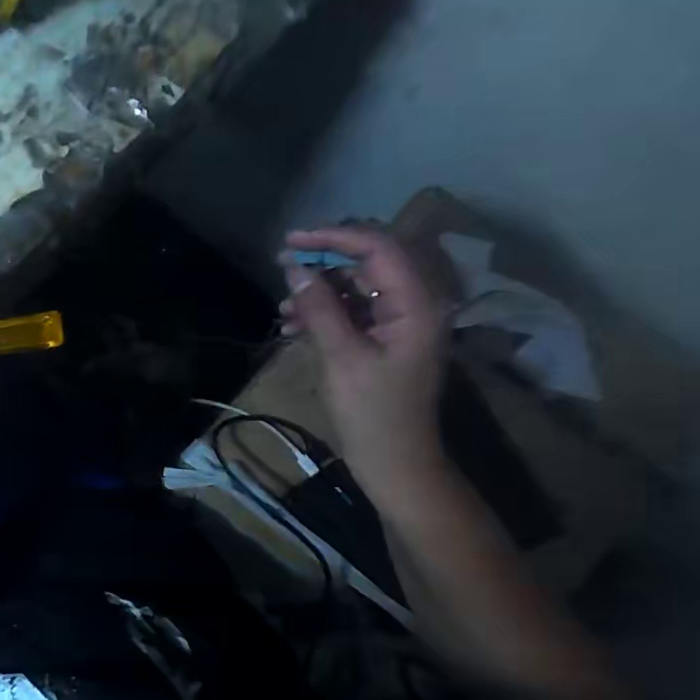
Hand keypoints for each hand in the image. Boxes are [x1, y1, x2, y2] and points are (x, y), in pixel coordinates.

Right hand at [279, 226, 449, 493]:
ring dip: (319, 290)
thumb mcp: (341, 357)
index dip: (334, 236)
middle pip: (369, 261)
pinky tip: (292, 325)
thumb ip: (319, 307)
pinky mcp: (387, 337)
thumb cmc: (372, 414)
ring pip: (357, 285)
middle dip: (324, 261)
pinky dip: (324, 312)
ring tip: (282, 309)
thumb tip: (293, 267)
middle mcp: (416, 303)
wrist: (396, 463)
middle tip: (284, 264)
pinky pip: (354, 310)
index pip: (379, 247)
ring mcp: (402, 321)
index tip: (292, 240)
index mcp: (417, 303)